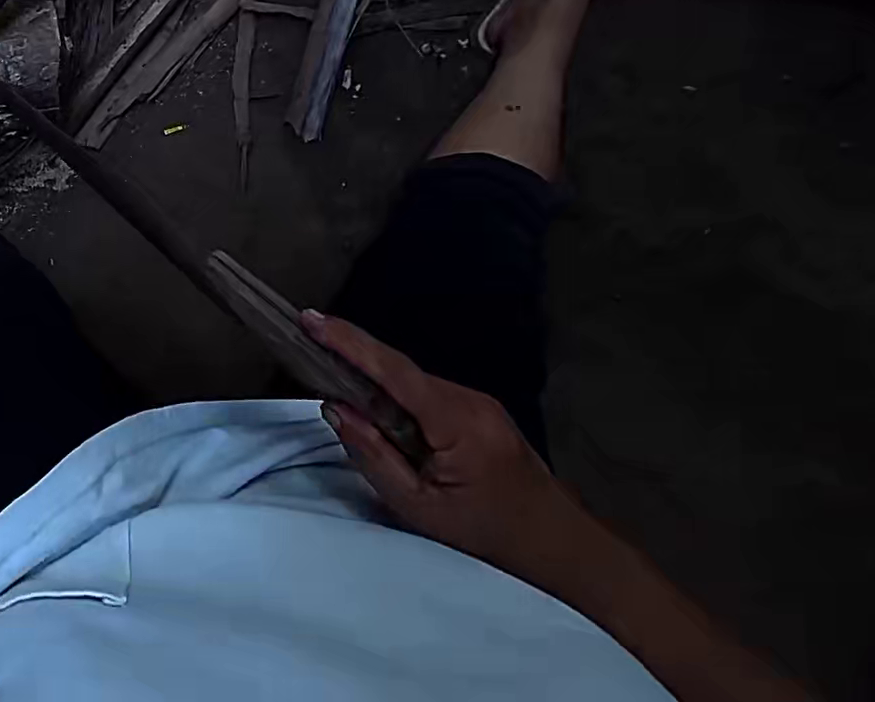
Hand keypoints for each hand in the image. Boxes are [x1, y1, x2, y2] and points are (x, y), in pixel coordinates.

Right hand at [302, 310, 589, 577]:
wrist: (569, 554)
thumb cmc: (490, 538)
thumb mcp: (419, 508)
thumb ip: (372, 454)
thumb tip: (334, 406)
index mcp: (459, 422)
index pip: (393, 370)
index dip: (348, 341)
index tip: (310, 319)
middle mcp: (470, 400)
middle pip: (398, 369)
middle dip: (351, 353)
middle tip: (305, 336)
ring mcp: (477, 403)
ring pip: (408, 379)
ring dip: (369, 375)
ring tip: (328, 370)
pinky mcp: (476, 411)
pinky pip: (421, 391)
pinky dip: (390, 391)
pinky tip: (371, 403)